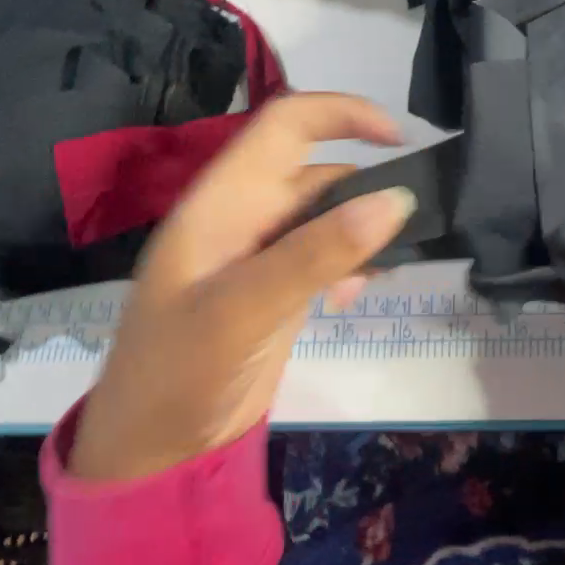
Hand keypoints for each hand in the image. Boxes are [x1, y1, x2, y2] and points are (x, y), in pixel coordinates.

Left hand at [68, 94, 417, 480]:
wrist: (150, 450)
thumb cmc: (179, 371)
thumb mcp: (244, 308)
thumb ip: (318, 252)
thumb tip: (396, 198)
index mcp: (224, 199)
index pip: (287, 123)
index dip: (342, 113)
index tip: (400, 137)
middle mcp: (245, 214)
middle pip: (318, 169)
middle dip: (367, 184)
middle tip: (414, 218)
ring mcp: (263, 253)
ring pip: (329, 214)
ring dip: (364, 229)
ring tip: (387, 266)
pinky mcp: (277, 288)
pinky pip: (328, 255)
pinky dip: (352, 263)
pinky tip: (356, 295)